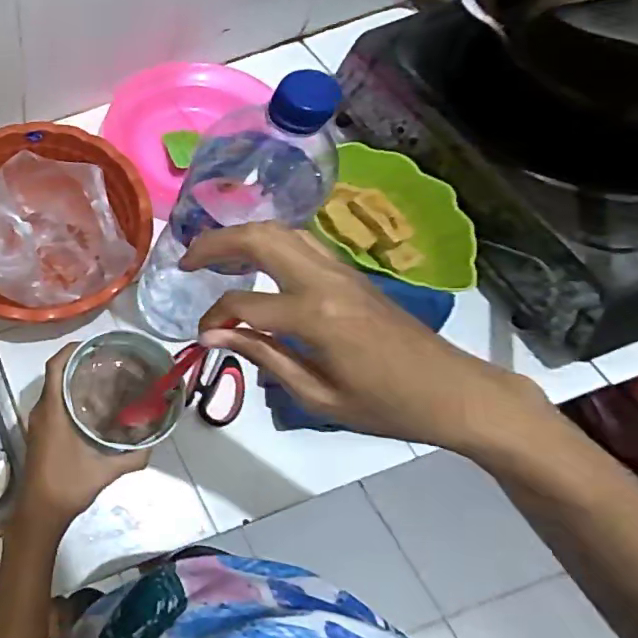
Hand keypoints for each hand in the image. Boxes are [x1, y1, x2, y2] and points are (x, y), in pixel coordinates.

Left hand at [15, 343, 151, 536]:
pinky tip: (95, 407)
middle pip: (57, 374)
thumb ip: (134, 456)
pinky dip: (72, 397)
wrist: (39, 514)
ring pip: (55, 389)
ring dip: (75, 380)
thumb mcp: (106, 471)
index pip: (56, 367)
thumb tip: (155, 441)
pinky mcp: (41, 433)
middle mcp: (42, 411)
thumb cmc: (67, 486)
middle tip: (110, 360)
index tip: (94, 344)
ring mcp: (39, 423)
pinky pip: (55, 404)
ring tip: (106, 378)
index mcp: (53, 412)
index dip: (72, 350)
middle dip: (80, 363)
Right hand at [183, 222, 559, 459]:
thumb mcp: (318, 397)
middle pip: (260, 240)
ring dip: (243, 235)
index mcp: (314, 317)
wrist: (451, 390)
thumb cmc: (385, 406)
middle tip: (186, 260)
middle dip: (215, 243)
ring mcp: (340, 270)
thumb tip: (218, 335)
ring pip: (282, 231)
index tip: (202, 337)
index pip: (244, 305)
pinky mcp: (350, 272)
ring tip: (215, 255)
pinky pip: (302, 242)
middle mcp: (324, 281)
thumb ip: (265, 358)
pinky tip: (258, 260)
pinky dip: (271, 241)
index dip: (214, 320)